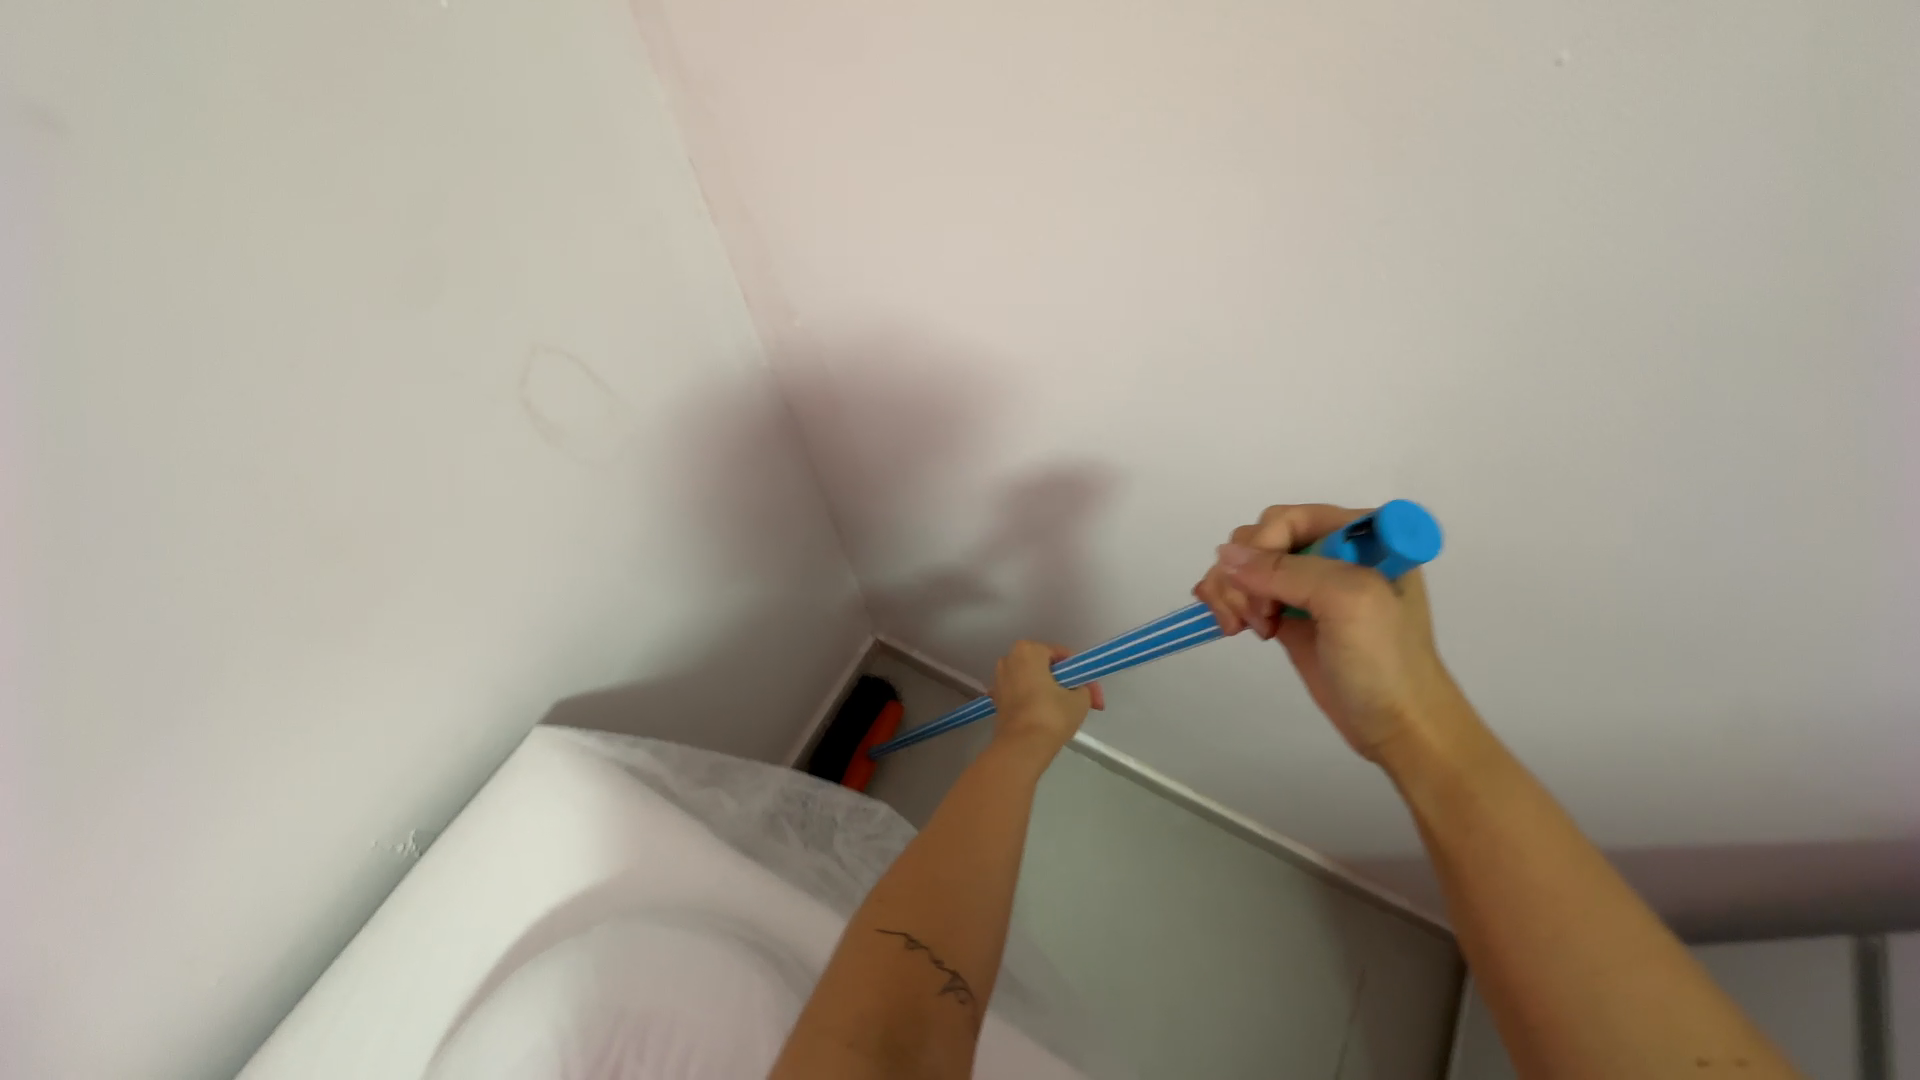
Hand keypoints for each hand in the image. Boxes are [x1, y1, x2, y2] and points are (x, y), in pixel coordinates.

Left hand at [989, 641, 1103, 753]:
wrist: (1022, 746)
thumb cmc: (1052, 714)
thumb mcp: (1080, 699)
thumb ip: (1085, 688)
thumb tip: (1082, 691)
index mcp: (1028, 650)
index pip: (1061, 655)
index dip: (1080, 673)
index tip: (1092, 693)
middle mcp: (1009, 659)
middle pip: (1045, 667)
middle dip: (1065, 683)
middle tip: (1082, 701)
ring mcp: (999, 680)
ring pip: (1033, 681)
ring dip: (1050, 693)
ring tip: (1067, 712)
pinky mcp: (997, 700)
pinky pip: (1022, 694)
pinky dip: (1035, 701)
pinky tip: (1048, 717)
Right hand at [1193, 504, 1461, 761]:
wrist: (1396, 726)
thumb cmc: (1385, 662)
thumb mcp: (1347, 602)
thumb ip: (1287, 571)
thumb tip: (1225, 556)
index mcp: (1362, 537)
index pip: (1290, 517)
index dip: (1264, 546)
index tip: (1264, 591)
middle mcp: (1332, 553)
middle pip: (1259, 540)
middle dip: (1245, 576)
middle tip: (1258, 618)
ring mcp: (1308, 586)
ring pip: (1243, 565)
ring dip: (1231, 592)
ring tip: (1241, 628)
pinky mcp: (1287, 613)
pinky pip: (1242, 590)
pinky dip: (1225, 601)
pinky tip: (1229, 625)